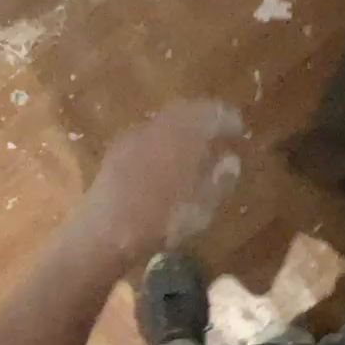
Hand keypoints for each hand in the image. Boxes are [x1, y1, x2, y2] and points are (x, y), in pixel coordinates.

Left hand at [74, 100, 246, 266]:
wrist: (104, 232)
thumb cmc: (161, 222)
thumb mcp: (203, 209)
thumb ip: (221, 180)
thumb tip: (231, 160)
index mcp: (186, 134)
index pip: (213, 114)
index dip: (229, 120)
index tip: (239, 130)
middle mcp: (160, 126)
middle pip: (187, 111)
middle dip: (205, 119)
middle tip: (219, 132)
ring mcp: (135, 136)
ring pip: (166, 122)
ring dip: (183, 129)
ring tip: (195, 147)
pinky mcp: (117, 151)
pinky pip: (148, 136)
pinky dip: (163, 141)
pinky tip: (167, 159)